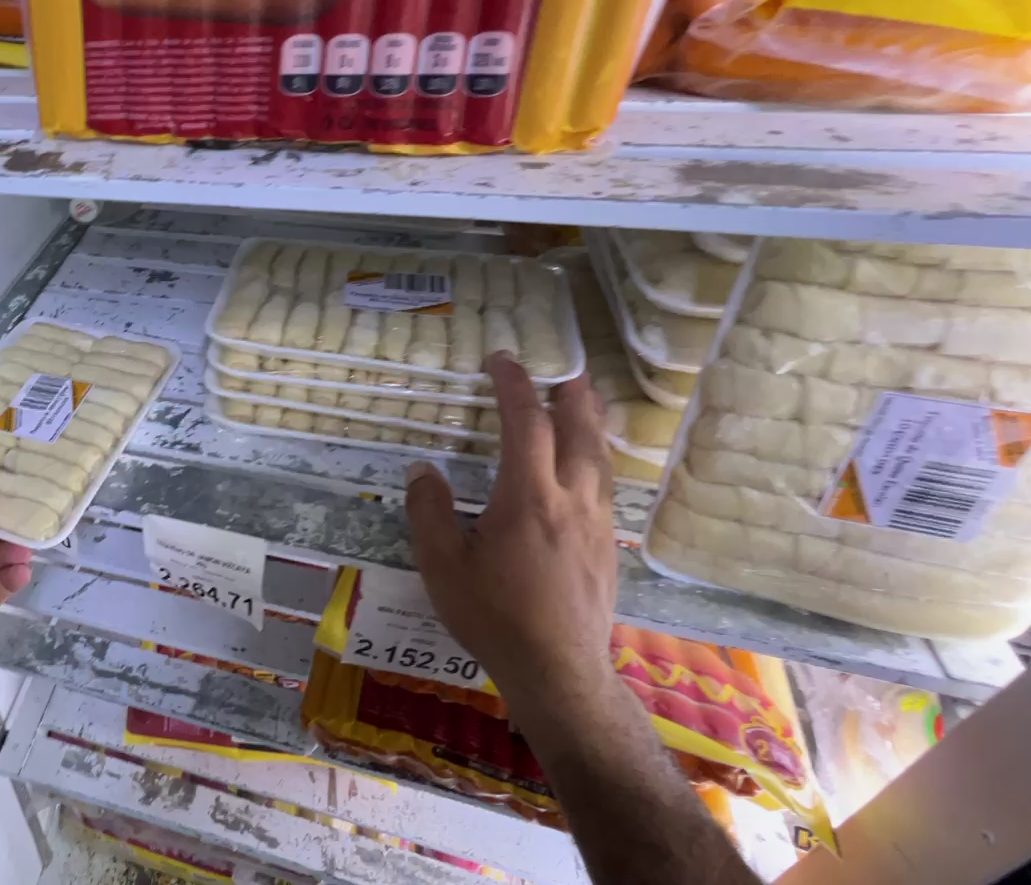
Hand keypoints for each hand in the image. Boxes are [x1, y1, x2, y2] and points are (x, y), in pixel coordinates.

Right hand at [404, 352, 615, 702]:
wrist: (557, 671)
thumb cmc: (492, 614)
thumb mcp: (441, 563)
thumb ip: (429, 510)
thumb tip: (423, 468)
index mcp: (528, 498)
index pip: (526, 424)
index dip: (515, 386)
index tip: (502, 360)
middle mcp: (572, 501)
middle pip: (581, 432)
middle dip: (571, 395)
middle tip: (564, 369)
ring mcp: (596, 526)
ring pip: (600, 460)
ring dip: (590, 425)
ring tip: (582, 406)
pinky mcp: (607, 549)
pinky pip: (604, 488)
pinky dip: (595, 460)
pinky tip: (586, 469)